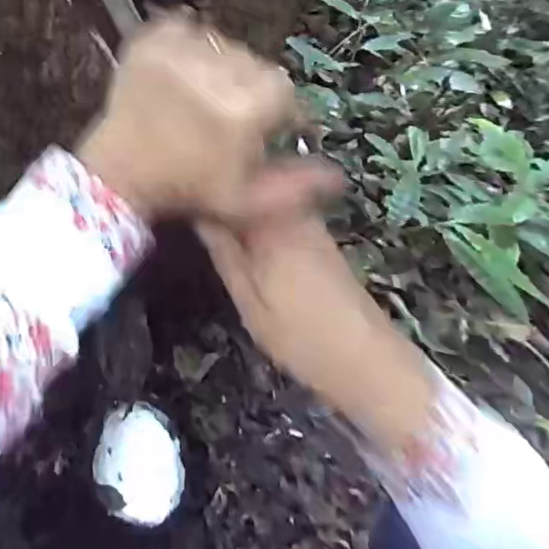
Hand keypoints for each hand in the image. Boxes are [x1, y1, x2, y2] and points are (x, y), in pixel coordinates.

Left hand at [75, 15, 295, 219]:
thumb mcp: (245, 200)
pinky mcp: (150, 42)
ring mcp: (179, 52)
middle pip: (252, 61)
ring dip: (217, 63)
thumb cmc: (185, 188)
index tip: (261, 121)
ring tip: (201, 90)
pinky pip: (181, 25)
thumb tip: (338, 172)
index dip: (273, 106)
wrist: (119, 173)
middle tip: (226, 111)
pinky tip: (183, 66)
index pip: (280, 86)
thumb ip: (296, 187)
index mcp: (244, 108)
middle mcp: (216, 72)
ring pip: (220, 42)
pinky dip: (185, 40)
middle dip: (246, 84)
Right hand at [197, 162, 439, 456]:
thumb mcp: (249, 300)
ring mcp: (308, 222)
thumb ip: (223, 251)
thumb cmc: (301, 336)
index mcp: (270, 223)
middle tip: (189, 207)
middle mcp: (291, 212)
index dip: (202, 188)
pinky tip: (245, 239)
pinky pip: (277, 214)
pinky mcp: (318, 237)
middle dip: (221, 193)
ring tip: (210, 220)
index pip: (228, 188)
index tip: (178, 194)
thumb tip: (199, 212)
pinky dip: (258, 221)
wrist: (370, 361)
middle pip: (247, 187)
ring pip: (262, 201)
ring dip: (239, 206)